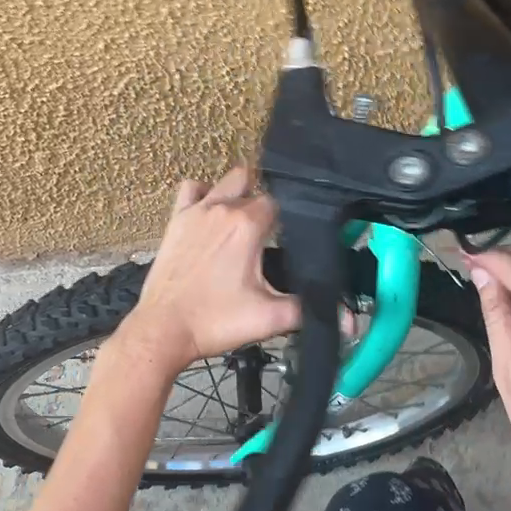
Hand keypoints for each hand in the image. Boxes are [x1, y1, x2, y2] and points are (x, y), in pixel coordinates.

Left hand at [115, 166, 299, 373]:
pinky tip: (210, 211)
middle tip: (267, 229)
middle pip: (253, 185)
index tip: (288, 235)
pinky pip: (192, 189)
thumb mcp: (268, 318)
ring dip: (237, 191)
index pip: (278, 203)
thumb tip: (347, 322)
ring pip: (225, 180)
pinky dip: (203, 193)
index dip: (287, 216)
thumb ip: (309, 312)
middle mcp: (222, 209)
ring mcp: (196, 212)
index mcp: (247, 226)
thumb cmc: (213, 322)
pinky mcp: (176, 221)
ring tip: (242, 217)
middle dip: (263, 201)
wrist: (163, 330)